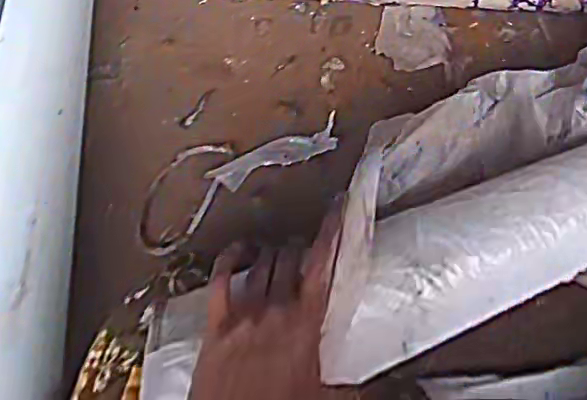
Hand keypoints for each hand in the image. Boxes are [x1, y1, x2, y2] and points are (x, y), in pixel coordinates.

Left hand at [188, 209, 342, 399]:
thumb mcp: (323, 396)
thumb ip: (349, 385)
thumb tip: (371, 387)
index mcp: (306, 321)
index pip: (323, 260)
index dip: (331, 228)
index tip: (337, 206)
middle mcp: (277, 309)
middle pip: (290, 256)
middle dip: (299, 244)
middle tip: (304, 244)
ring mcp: (244, 316)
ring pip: (262, 263)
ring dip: (272, 252)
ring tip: (278, 249)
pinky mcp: (215, 329)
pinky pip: (220, 281)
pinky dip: (230, 259)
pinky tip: (238, 251)